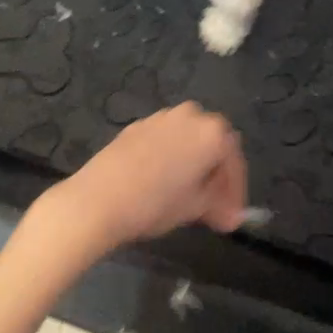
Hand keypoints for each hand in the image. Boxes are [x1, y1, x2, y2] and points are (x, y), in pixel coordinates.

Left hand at [35, 101, 248, 257]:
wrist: (97, 199)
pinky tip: (163, 183)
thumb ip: (218, 205)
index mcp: (211, 132)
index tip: (231, 216)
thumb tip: (231, 216)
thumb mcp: (194, 208)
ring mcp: (161, 117)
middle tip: (214, 206)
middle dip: (216, 175)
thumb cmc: (154, 203)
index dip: (235, 190)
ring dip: (194, 164)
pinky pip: (166, 140)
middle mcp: (190, 116)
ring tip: (189, 196)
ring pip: (188, 140)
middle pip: (213, 144)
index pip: (234, 161)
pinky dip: (172, 158)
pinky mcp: (137, 125)